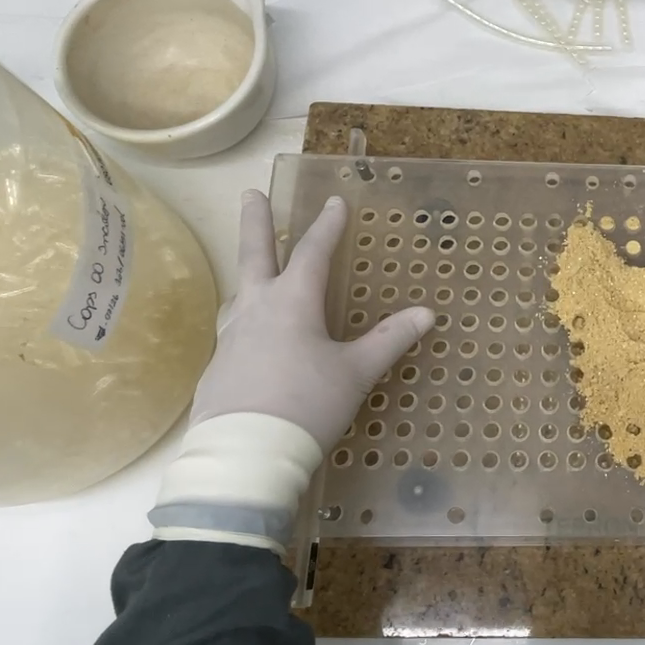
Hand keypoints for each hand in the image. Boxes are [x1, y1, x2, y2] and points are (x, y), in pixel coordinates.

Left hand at [191, 191, 432, 444]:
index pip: (314, 252)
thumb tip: (426, 313)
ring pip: (239, 291)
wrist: (247, 451)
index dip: (328, 226)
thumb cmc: (308, 403)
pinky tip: (250, 336)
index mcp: (293, 301)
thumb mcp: (356, 372)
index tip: (335, 201)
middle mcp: (257, 308)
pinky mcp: (218, 365)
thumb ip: (389, 340)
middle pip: (255, 254)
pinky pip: (233, 328)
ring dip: (248, 273)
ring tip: (254, 272)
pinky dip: (245, 318)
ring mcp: (231, 336)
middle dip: (257, 221)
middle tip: (250, 192)